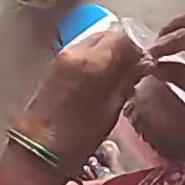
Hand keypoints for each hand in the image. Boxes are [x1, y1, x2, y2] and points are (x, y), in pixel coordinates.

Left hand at [14, 28, 152, 167]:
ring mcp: (63, 56)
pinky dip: (97, 56)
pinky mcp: (56, 64)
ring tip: (119, 73)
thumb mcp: (111, 110)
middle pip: (108, 33)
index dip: (138, 47)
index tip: (146, 61)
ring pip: (95, 40)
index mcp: (93, 62)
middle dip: (124, 46)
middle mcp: (77, 52)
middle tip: (135, 66)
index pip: (123, 36)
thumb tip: (145, 63)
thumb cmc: (78, 136)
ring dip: (110, 51)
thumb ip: (128, 80)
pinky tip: (102, 77)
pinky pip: (84, 50)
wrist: (38, 150)